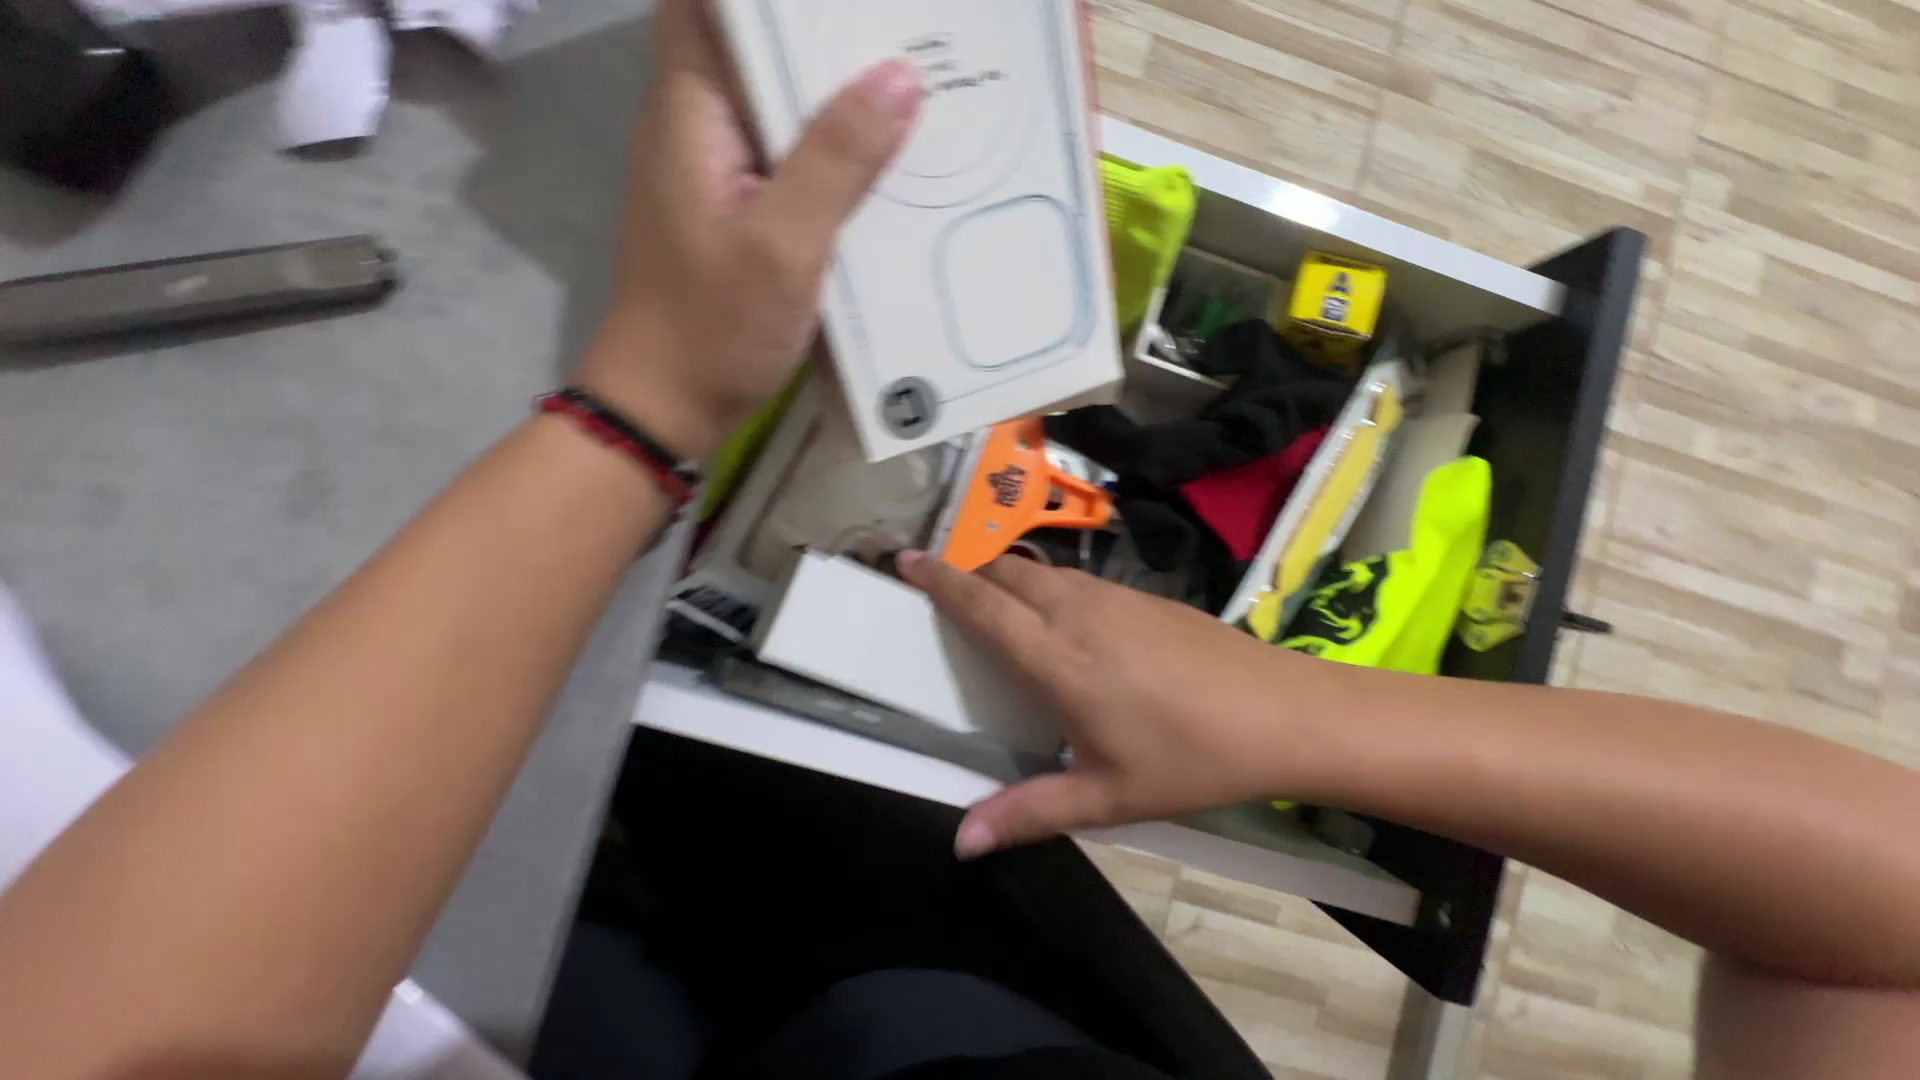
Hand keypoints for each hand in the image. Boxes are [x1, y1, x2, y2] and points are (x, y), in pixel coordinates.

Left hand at [577, 0, 920, 458]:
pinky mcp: (738, 212)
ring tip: (911, 79)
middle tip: (903, 30)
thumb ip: (836, 160)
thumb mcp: (783, 245)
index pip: (706, 2)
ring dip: (834, 91)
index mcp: (690, 112)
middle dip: (823, 32)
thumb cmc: (713, 327)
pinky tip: (884, 158)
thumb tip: (899, 77)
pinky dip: (832, 149)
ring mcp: (716, 171)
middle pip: (753, 45)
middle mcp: (696, 126)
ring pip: (777, 103)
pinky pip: (788, 157)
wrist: (668, 405)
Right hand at [898, 551, 1341, 858]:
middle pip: (1007, 571)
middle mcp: (1079, 612)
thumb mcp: (1107, 796)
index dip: (939, 580)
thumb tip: (962, 842)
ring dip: (1008, 575)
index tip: (905, 560)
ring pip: (1044, 569)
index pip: (982, 605)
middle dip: (968, 570)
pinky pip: (1078, 578)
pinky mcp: (1146, 596)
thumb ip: (1029, 812)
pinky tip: (1064, 619)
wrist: (1285, 715)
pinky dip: (1048, 584)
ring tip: (996, 600)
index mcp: (1058, 658)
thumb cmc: (1191, 759)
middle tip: (945, 588)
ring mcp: (1116, 597)